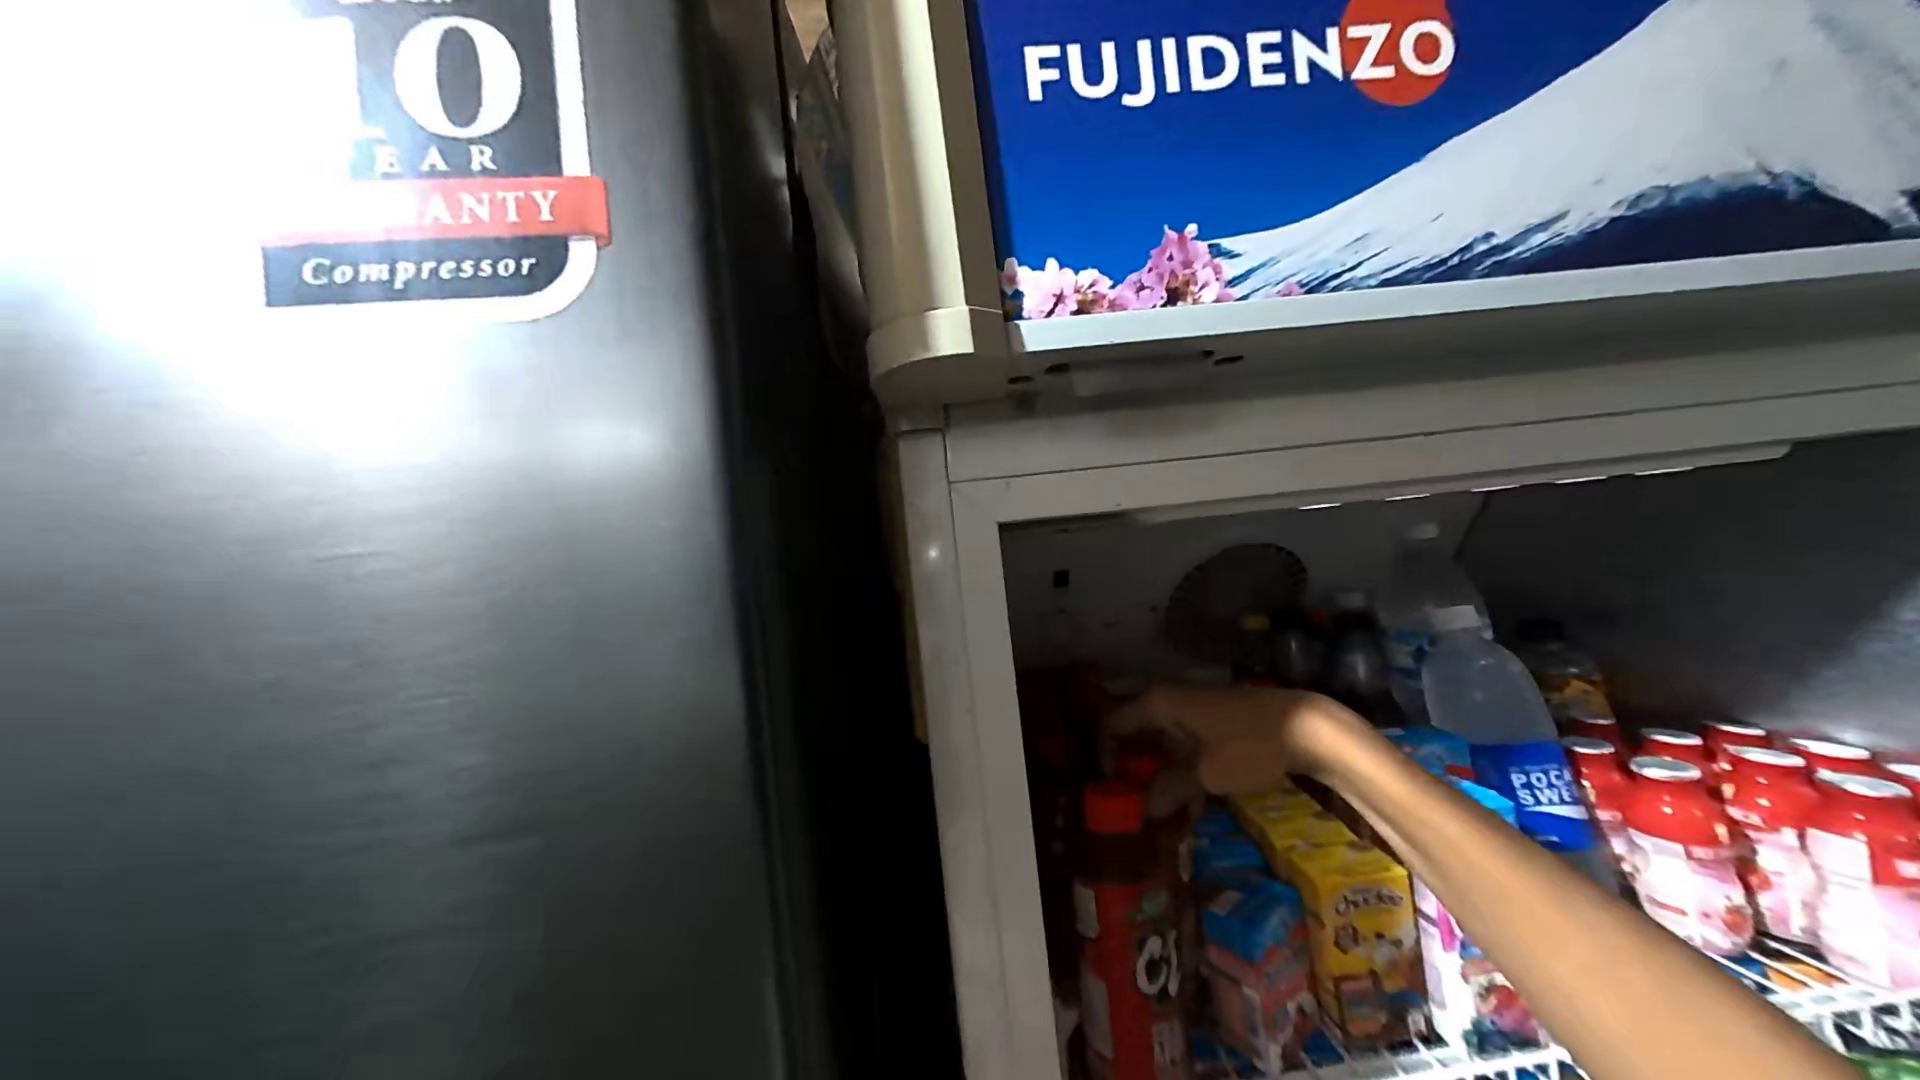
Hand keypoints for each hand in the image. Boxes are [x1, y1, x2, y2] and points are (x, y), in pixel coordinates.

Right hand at [1105, 683, 1365, 793]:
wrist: (1309, 727)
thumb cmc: (1248, 744)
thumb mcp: (1206, 773)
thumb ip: (1170, 789)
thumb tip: (1146, 811)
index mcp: (1157, 702)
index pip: (1113, 723)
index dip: (1104, 754)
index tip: (1106, 786)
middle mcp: (1169, 699)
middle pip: (1136, 731)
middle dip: (1130, 765)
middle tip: (1126, 798)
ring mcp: (1193, 708)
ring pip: (1162, 740)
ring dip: (1157, 771)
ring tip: (1154, 807)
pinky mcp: (1213, 719)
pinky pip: (1184, 742)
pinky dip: (1181, 767)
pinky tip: (1187, 800)